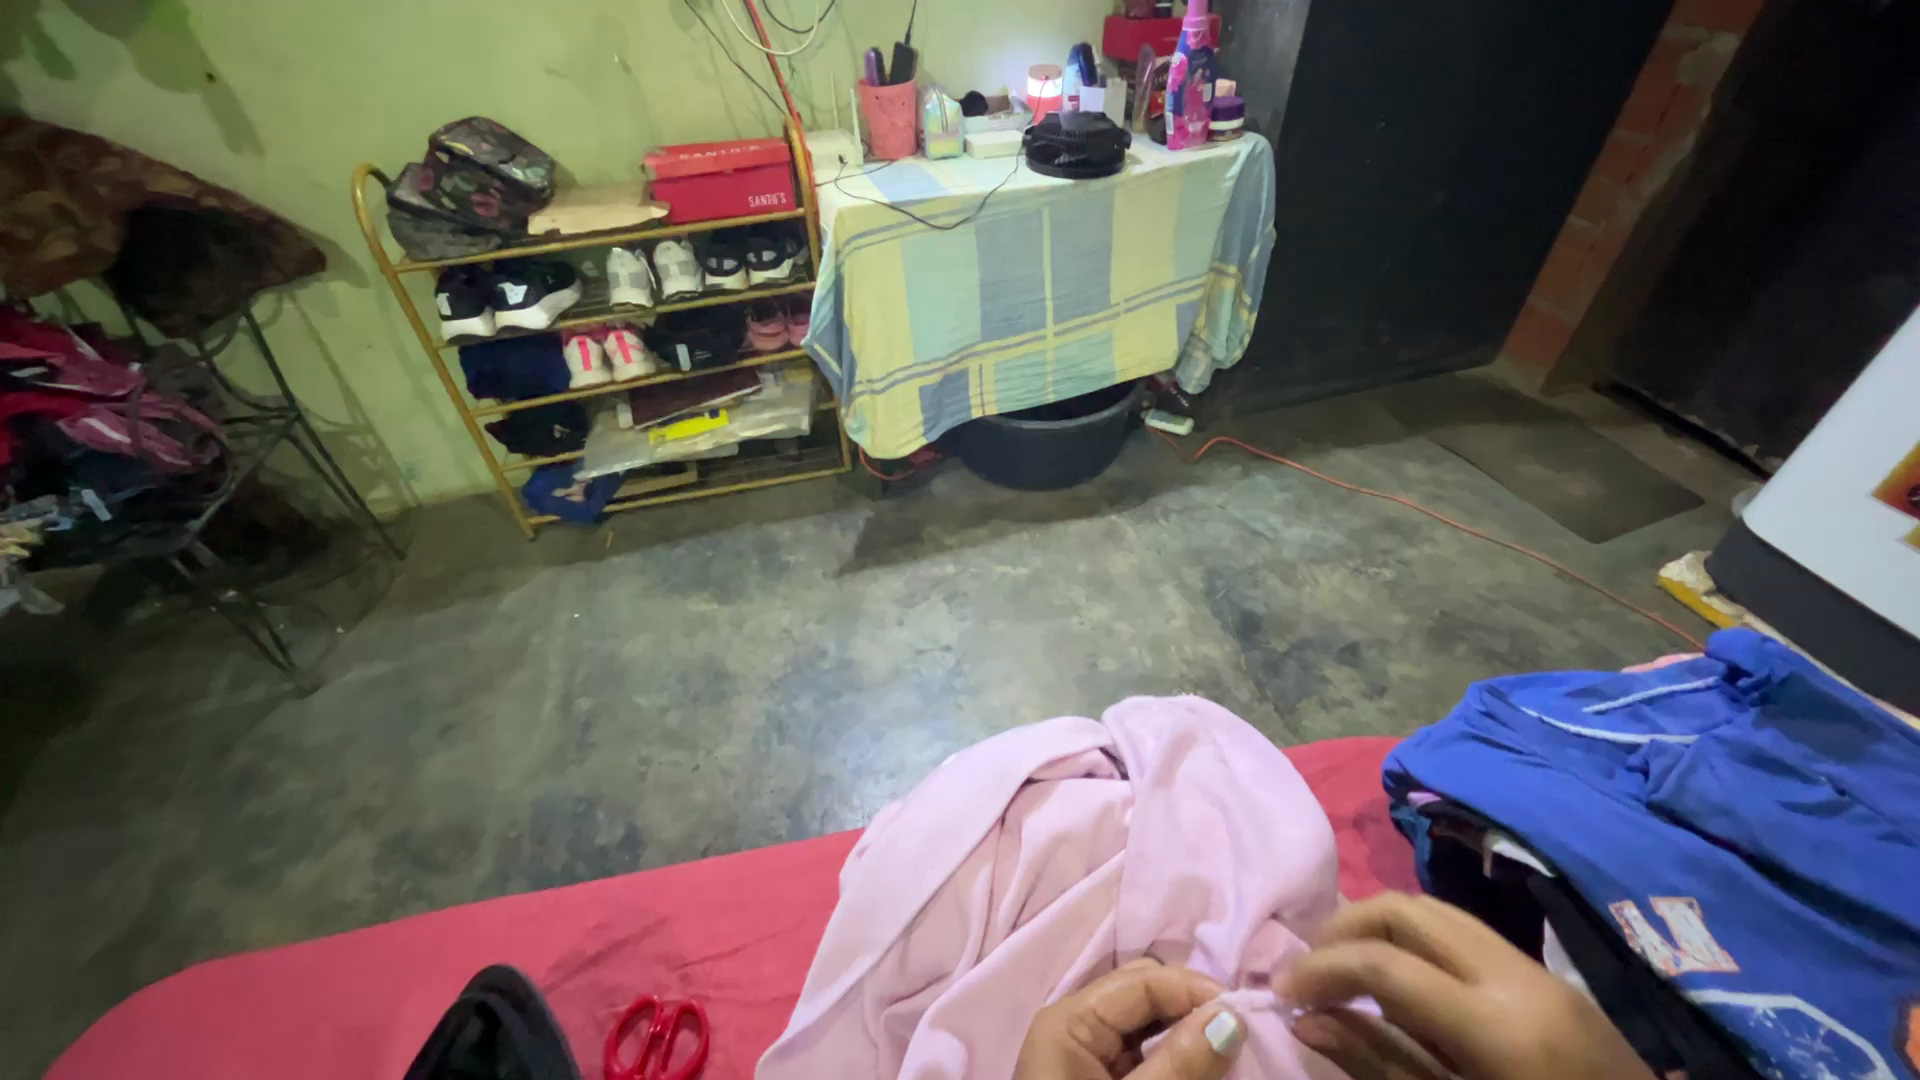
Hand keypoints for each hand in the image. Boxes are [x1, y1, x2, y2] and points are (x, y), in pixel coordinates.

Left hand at [1013, 959, 1247, 1079]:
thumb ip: (1180, 1065)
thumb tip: (1230, 1017)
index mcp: (1071, 1022)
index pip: (1142, 982)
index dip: (1193, 989)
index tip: (1249, 1015)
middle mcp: (1076, 1030)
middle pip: (1144, 998)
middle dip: (1193, 1009)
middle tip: (1247, 1036)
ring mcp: (1087, 1062)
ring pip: (1148, 1029)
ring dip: (1189, 1037)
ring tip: (1236, 1055)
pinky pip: (1145, 1062)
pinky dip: (1176, 1065)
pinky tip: (1208, 1074)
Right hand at [1280, 893, 1656, 1079]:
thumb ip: (1380, 1067)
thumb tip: (1306, 1021)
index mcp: (1501, 1030)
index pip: (1383, 965)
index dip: (1319, 970)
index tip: (1281, 993)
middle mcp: (1518, 980)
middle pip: (1404, 909)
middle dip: (1342, 930)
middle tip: (1310, 972)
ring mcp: (1541, 974)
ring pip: (1432, 909)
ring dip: (1376, 926)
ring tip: (1344, 969)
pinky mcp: (1551, 981)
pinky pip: (1462, 934)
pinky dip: (1413, 939)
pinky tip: (1398, 980)